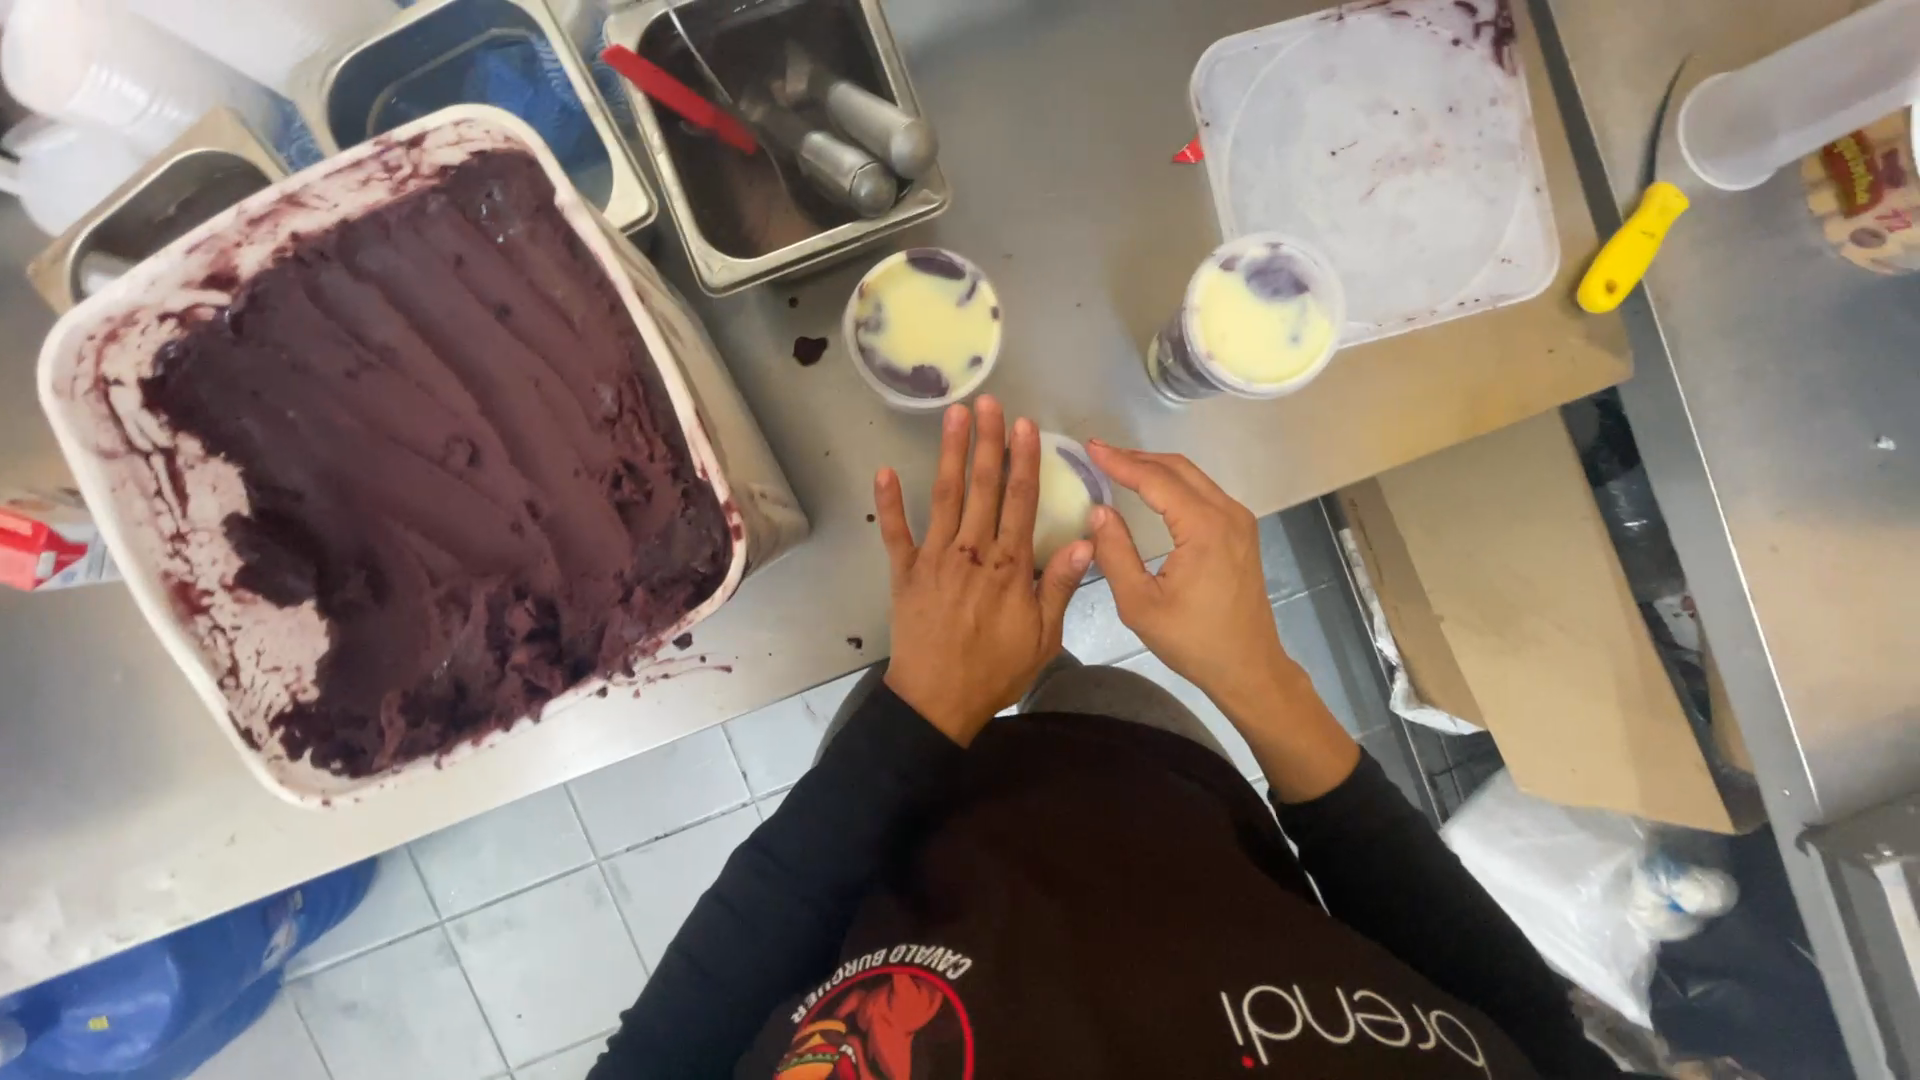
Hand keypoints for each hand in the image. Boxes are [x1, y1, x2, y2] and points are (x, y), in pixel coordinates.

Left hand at [876, 397, 1092, 745]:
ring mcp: (935, 559)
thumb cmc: (995, 671)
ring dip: (949, 453)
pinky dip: (888, 503)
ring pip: (944, 496)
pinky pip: (895, 533)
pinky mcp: (904, 573)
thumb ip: (1061, 587)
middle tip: (987, 401)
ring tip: (953, 415)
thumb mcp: (1043, 637)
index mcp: (1010, 566)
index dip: (1024, 460)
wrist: (938, 701)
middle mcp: (973, 551)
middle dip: (987, 441)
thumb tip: (1087, 541)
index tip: (1025, 425)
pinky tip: (883, 471)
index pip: (1021, 501)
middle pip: (984, 487)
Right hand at [1085, 441, 1357, 801]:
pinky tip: (1150, 491)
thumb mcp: (1139, 603)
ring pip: (1193, 477)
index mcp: (1204, 528)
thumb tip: (1098, 511)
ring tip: (1118, 467)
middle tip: (1099, 454)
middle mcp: (1227, 514)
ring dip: (1155, 468)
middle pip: (1178, 468)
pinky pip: (1203, 493)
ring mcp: (1239, 521)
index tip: (1091, 448)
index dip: (1120, 463)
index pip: (1156, 480)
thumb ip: (1115, 553)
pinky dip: (1173, 484)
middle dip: (1137, 458)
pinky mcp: (1240, 532)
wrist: (1248, 666)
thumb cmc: (1192, 640)